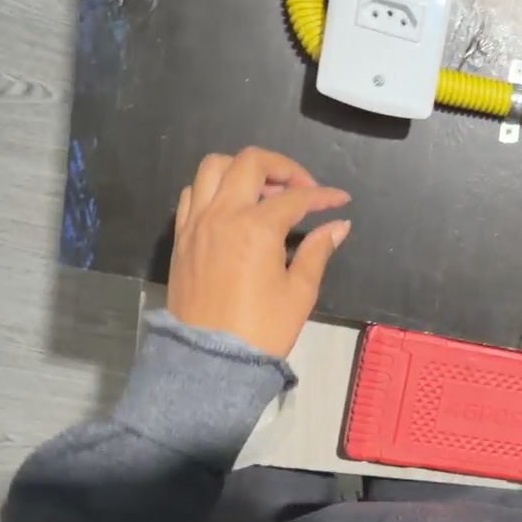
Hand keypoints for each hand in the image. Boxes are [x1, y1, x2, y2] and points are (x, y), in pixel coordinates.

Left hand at [167, 147, 351, 357]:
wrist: (212, 359)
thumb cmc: (263, 329)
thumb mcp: (300, 292)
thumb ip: (318, 251)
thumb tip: (338, 226)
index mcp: (257, 228)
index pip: (296, 197)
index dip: (324, 196)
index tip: (340, 201)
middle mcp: (223, 214)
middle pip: (250, 162)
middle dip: (283, 168)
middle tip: (302, 189)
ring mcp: (196, 222)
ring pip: (214, 167)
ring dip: (243, 169)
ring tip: (264, 191)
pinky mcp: (181, 235)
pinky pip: (193, 192)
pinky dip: (215, 188)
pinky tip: (233, 207)